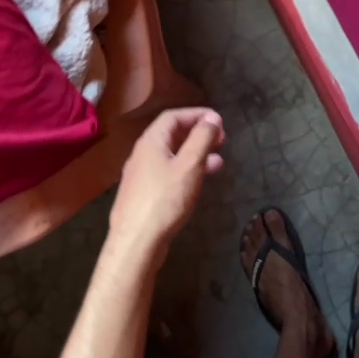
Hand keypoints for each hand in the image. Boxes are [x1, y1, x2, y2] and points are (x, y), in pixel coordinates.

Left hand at [110, 107, 225, 261]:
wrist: (136, 243)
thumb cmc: (165, 199)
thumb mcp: (190, 164)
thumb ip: (202, 138)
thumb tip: (212, 118)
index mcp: (151, 142)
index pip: (173, 116)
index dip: (197, 114)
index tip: (218, 121)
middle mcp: (142, 154)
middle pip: (172, 135)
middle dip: (198, 134)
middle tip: (221, 140)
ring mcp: (141, 176)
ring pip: (171, 156)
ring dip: (195, 154)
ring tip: (218, 162)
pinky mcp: (144, 195)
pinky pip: (168, 173)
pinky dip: (186, 171)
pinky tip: (199, 183)